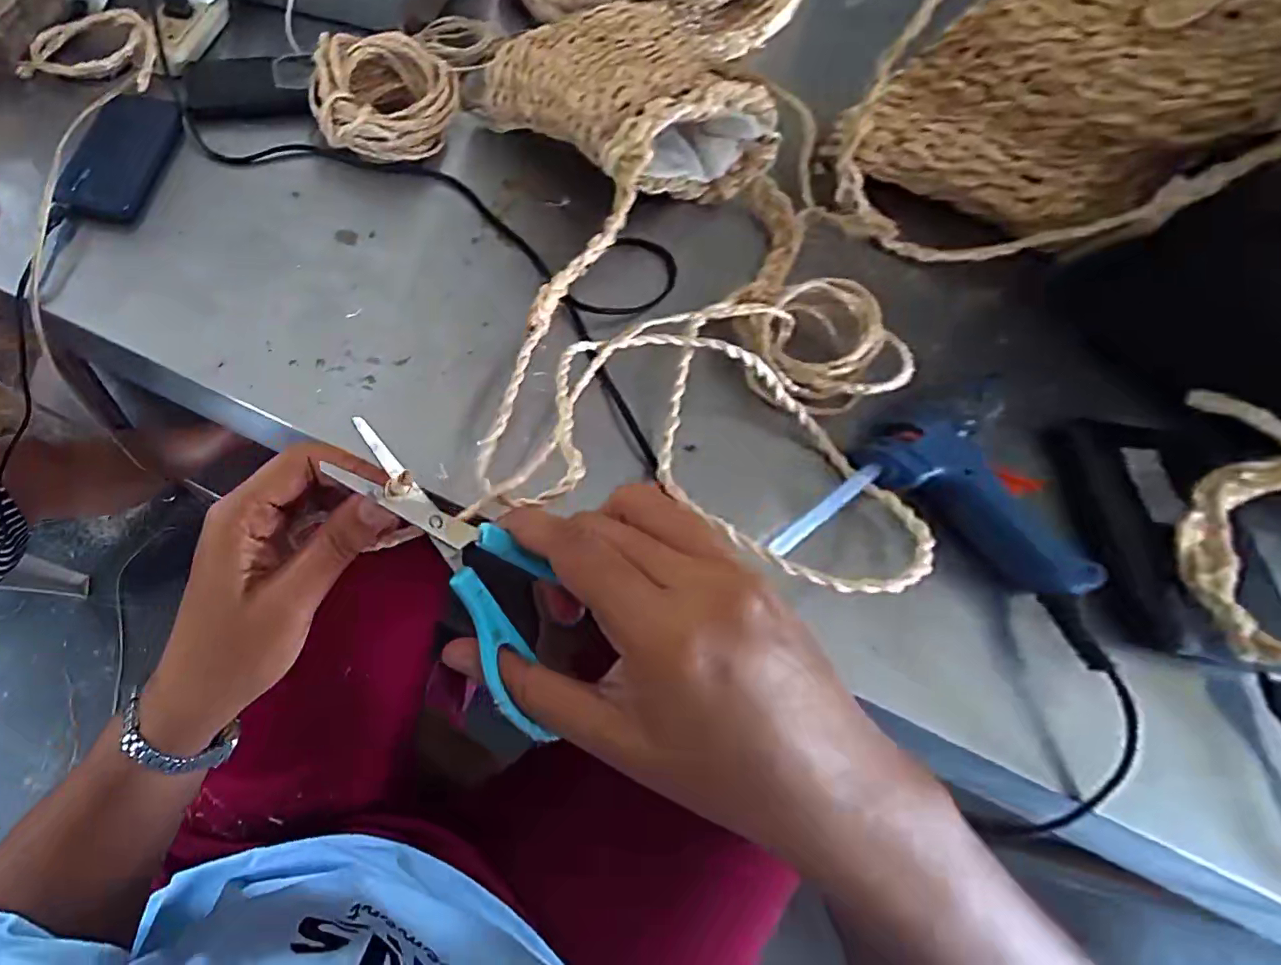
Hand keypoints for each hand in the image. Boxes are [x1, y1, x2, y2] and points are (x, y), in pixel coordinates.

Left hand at [139, 442, 399, 753]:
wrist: (195, 696)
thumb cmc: (235, 655)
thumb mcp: (291, 601)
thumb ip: (335, 546)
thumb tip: (383, 503)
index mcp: (239, 512)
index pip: (299, 461)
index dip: (350, 467)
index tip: (394, 489)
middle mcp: (244, 509)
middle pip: (305, 475)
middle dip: (355, 486)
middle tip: (403, 507)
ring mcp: (253, 529)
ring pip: (309, 498)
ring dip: (351, 506)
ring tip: (396, 520)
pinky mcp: (264, 548)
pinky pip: (305, 524)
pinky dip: (338, 528)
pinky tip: (370, 537)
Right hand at [442, 483, 918, 855]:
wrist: (838, 789)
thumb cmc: (715, 773)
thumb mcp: (611, 739)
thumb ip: (528, 685)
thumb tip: (458, 650)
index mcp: (665, 634)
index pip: (581, 549)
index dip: (529, 529)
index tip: (496, 531)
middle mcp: (703, 585)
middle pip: (602, 524)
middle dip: (558, 544)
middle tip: (557, 603)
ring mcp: (736, 570)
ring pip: (643, 505)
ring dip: (601, 526)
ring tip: (602, 582)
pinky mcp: (754, 569)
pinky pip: (680, 521)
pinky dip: (641, 531)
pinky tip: (647, 582)